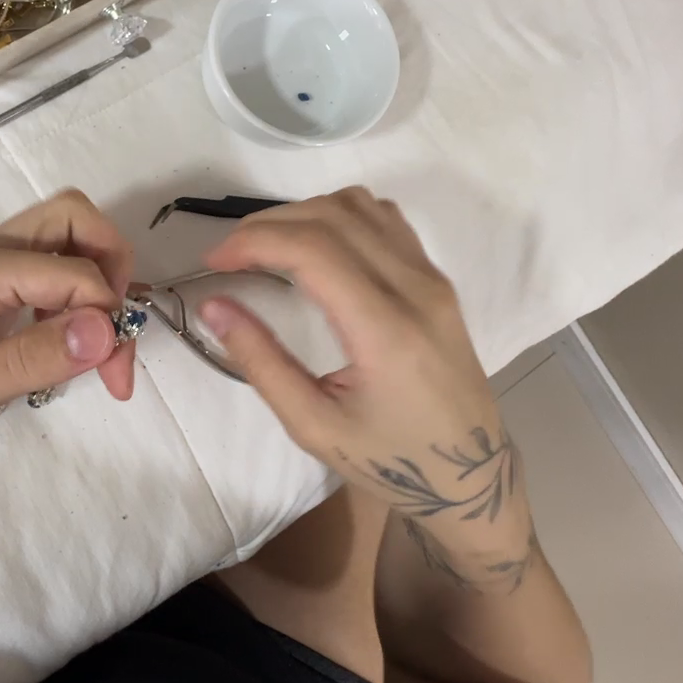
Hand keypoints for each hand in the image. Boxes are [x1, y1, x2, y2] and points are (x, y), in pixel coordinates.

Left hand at [0, 190, 136, 485]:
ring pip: (61, 243)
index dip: (107, 312)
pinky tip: (72, 347)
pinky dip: (75, 301)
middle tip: (117, 337)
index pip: (70, 266)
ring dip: (97, 282)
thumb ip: (28, 359)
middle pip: (70, 219)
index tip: (115, 374)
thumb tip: (107, 328)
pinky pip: (45, 277)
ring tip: (103, 349)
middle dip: (112, 266)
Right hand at [198, 190, 522, 538]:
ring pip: (358, 205)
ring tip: (266, 246)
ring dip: (301, 213)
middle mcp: (416, 289)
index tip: (214, 261)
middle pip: (330, 216)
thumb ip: (260, 361)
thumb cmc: (389, 459)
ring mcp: (431, 277)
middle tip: (230, 254)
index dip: (254, 241)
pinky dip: (337, 214)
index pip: (313, 249)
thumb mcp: (312, 426)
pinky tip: (314, 244)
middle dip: (266, 224)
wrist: (469, 477)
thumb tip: (213, 304)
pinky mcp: (435, 277)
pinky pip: (383, 217)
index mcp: (386, 331)